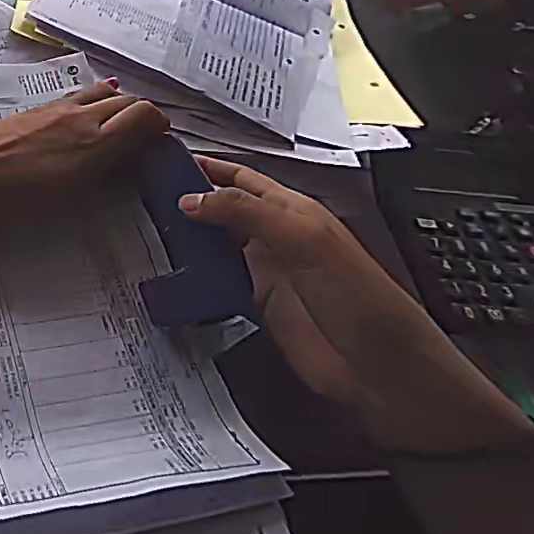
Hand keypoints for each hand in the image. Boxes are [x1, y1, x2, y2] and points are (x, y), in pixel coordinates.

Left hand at [0, 80, 168, 195]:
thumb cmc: (11, 202)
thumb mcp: (67, 202)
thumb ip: (100, 180)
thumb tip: (121, 167)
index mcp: (96, 143)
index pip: (145, 115)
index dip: (160, 125)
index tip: (162, 142)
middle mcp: (80, 117)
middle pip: (126, 100)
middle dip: (143, 114)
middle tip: (146, 137)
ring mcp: (55, 109)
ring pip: (99, 93)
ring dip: (117, 103)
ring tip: (121, 120)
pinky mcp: (33, 110)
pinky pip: (74, 97)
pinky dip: (91, 102)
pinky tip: (86, 113)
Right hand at [182, 157, 533, 455]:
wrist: (384, 374)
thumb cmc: (362, 299)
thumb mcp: (304, 241)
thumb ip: (247, 213)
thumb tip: (192, 199)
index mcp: (292, 210)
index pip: (242, 179)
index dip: (210, 167)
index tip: (172, 159)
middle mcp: (275, 236)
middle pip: (224, 209)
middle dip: (191, 199)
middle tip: (149, 193)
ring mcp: (265, 271)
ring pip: (216, 244)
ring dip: (189, 236)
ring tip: (150, 227)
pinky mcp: (256, 304)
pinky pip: (217, 281)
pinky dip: (194, 274)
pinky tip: (173, 271)